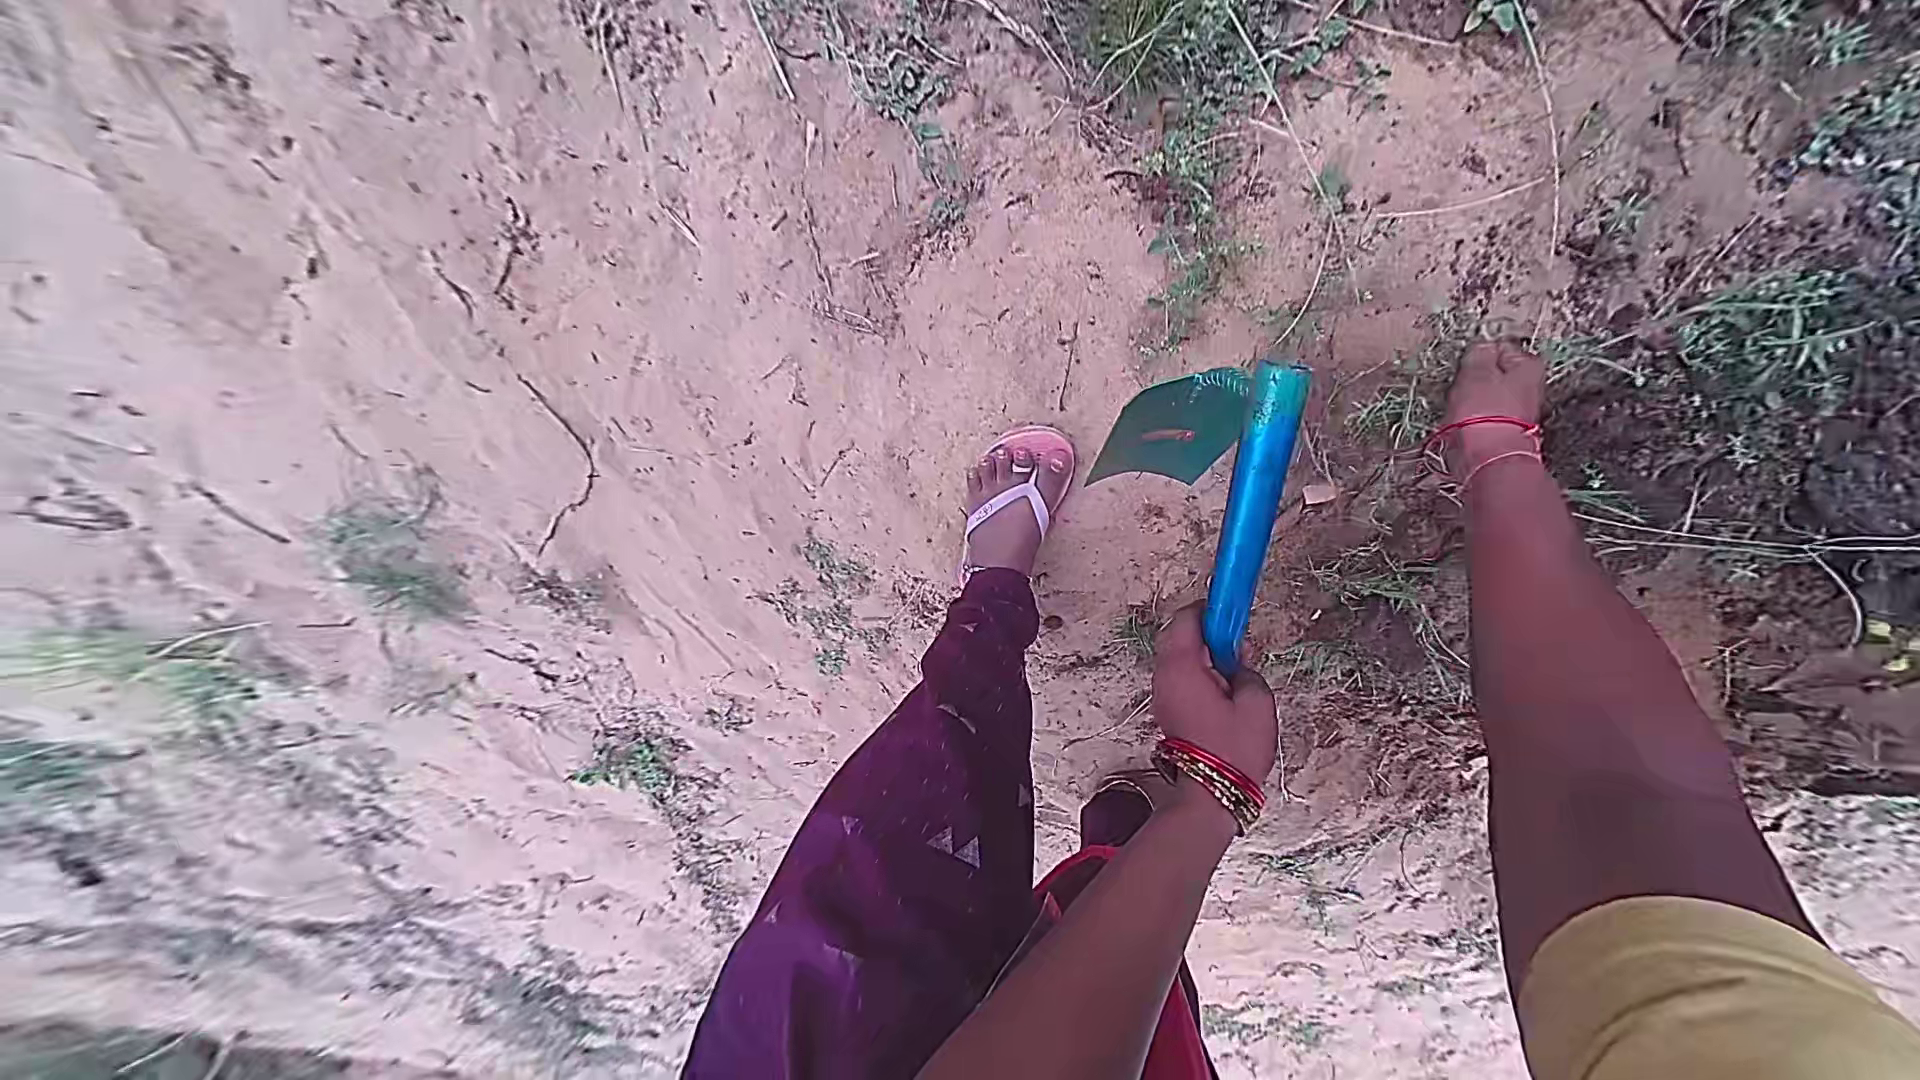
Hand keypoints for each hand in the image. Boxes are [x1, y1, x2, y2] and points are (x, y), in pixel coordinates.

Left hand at [1151, 604, 1277, 792]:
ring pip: (1179, 655)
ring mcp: (1161, 690)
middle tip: (1238, 645)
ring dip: (1203, 653)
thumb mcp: (1256, 702)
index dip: (1209, 609)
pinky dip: (1198, 670)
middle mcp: (1164, 674)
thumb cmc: (1233, 748)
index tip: (1231, 609)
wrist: (1210, 793)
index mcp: (1181, 666)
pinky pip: (1180, 674)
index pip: (1186, 619)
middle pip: (1179, 635)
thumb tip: (1236, 658)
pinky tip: (1223, 687)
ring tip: (1235, 669)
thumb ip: (1246, 670)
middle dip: (1208, 632)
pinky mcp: (1166, 705)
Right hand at [1438, 341, 1544, 476]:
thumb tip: (1480, 346)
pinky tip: (1460, 422)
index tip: (1463, 365)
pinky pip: (1481, 414)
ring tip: (1457, 407)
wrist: (1486, 455)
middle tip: (1458, 386)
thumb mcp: (1476, 374)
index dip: (1477, 355)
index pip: (1500, 348)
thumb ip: (1478, 354)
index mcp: (1529, 365)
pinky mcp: (1502, 427)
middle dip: (1474, 378)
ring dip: (1469, 398)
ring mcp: (1517, 408)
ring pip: (1485, 394)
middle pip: (1493, 373)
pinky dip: (1469, 416)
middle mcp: (1530, 385)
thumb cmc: (1484, 412)